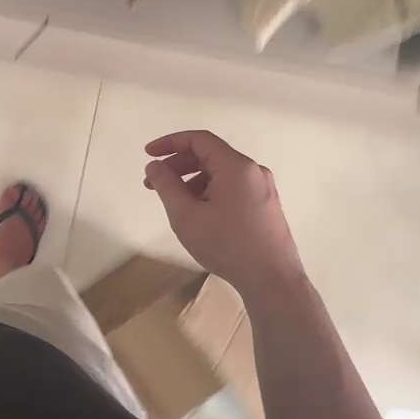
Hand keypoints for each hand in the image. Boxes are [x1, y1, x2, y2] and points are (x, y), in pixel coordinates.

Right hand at [143, 130, 306, 297]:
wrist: (271, 278)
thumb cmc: (226, 244)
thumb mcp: (186, 215)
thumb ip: (166, 185)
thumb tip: (155, 166)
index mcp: (235, 167)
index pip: (199, 140)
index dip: (170, 142)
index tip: (148, 154)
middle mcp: (253, 171)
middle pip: (210, 155)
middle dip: (178, 165)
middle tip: (153, 183)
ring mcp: (262, 187)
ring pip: (220, 172)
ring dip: (192, 180)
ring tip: (174, 202)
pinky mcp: (265, 203)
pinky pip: (231, 186)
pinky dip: (209, 190)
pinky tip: (198, 212)